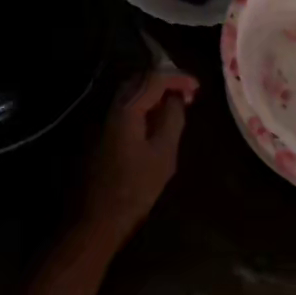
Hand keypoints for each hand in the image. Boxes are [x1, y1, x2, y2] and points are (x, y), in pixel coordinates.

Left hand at [78, 74, 194, 245]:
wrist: (98, 216)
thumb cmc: (135, 188)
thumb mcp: (164, 154)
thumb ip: (172, 119)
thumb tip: (177, 98)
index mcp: (127, 109)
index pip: (154, 78)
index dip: (178, 78)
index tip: (197, 87)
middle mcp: (112, 107)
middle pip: (140, 80)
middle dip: (166, 82)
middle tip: (188, 94)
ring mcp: (105, 119)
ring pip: (132, 93)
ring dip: (155, 93)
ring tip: (177, 105)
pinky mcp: (104, 132)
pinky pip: (127, 107)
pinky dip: (145, 105)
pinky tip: (158, 119)